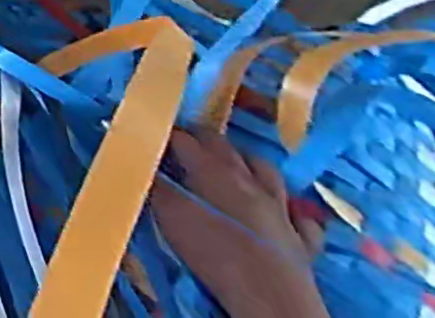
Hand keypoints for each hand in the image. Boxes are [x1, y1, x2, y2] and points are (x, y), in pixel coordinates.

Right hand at [151, 130, 327, 317]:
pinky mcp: (302, 240)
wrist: (271, 303)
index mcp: (213, 169)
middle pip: (223, 144)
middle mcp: (248, 180)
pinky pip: (299, 214)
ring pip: (265, 170)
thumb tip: (132, 156)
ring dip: (244, 162)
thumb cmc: (212, 251)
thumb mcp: (167, 211)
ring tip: (226, 167)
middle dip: (198, 139)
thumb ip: (150, 179)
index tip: (144, 137)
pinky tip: (277, 210)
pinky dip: (286, 206)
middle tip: (177, 147)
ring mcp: (281, 209)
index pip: (181, 137)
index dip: (160, 133)